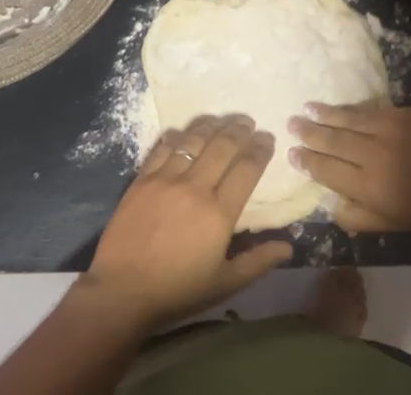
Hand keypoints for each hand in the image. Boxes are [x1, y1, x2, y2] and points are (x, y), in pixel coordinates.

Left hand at [79, 114, 294, 327]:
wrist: (122, 292)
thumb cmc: (177, 291)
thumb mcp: (224, 284)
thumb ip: (257, 262)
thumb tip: (288, 246)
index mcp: (219, 213)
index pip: (247, 169)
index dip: (260, 149)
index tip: (267, 138)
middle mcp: (195, 188)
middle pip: (223, 146)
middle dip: (239, 130)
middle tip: (248, 121)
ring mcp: (166, 180)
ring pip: (193, 140)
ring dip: (211, 126)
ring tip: (221, 119)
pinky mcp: (142, 180)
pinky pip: (163, 148)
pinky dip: (177, 135)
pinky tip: (184, 131)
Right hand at [289, 103, 410, 231]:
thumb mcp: (392, 225)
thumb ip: (358, 216)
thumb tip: (330, 204)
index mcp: (370, 186)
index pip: (328, 170)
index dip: (308, 161)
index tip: (291, 153)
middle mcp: (376, 154)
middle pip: (334, 140)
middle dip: (310, 132)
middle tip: (291, 124)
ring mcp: (391, 129)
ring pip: (350, 119)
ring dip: (327, 114)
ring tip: (308, 108)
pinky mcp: (406, 114)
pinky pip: (372, 109)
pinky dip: (354, 108)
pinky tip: (342, 106)